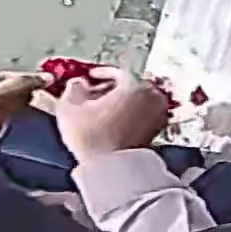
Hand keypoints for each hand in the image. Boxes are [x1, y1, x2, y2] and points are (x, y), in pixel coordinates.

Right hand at [55, 67, 171, 164]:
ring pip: (141, 95)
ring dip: (123, 96)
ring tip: (101, 104)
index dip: (102, 72)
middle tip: (93, 91)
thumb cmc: (89, 133)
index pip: (120, 72)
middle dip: (112, 85)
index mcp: (135, 87)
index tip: (90, 75)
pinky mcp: (160, 122)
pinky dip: (132, 106)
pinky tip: (115, 114)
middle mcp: (153, 95)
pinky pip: (146, 107)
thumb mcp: (70, 106)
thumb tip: (79, 82)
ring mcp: (160, 109)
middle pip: (133, 83)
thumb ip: (74, 88)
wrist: (110, 159)